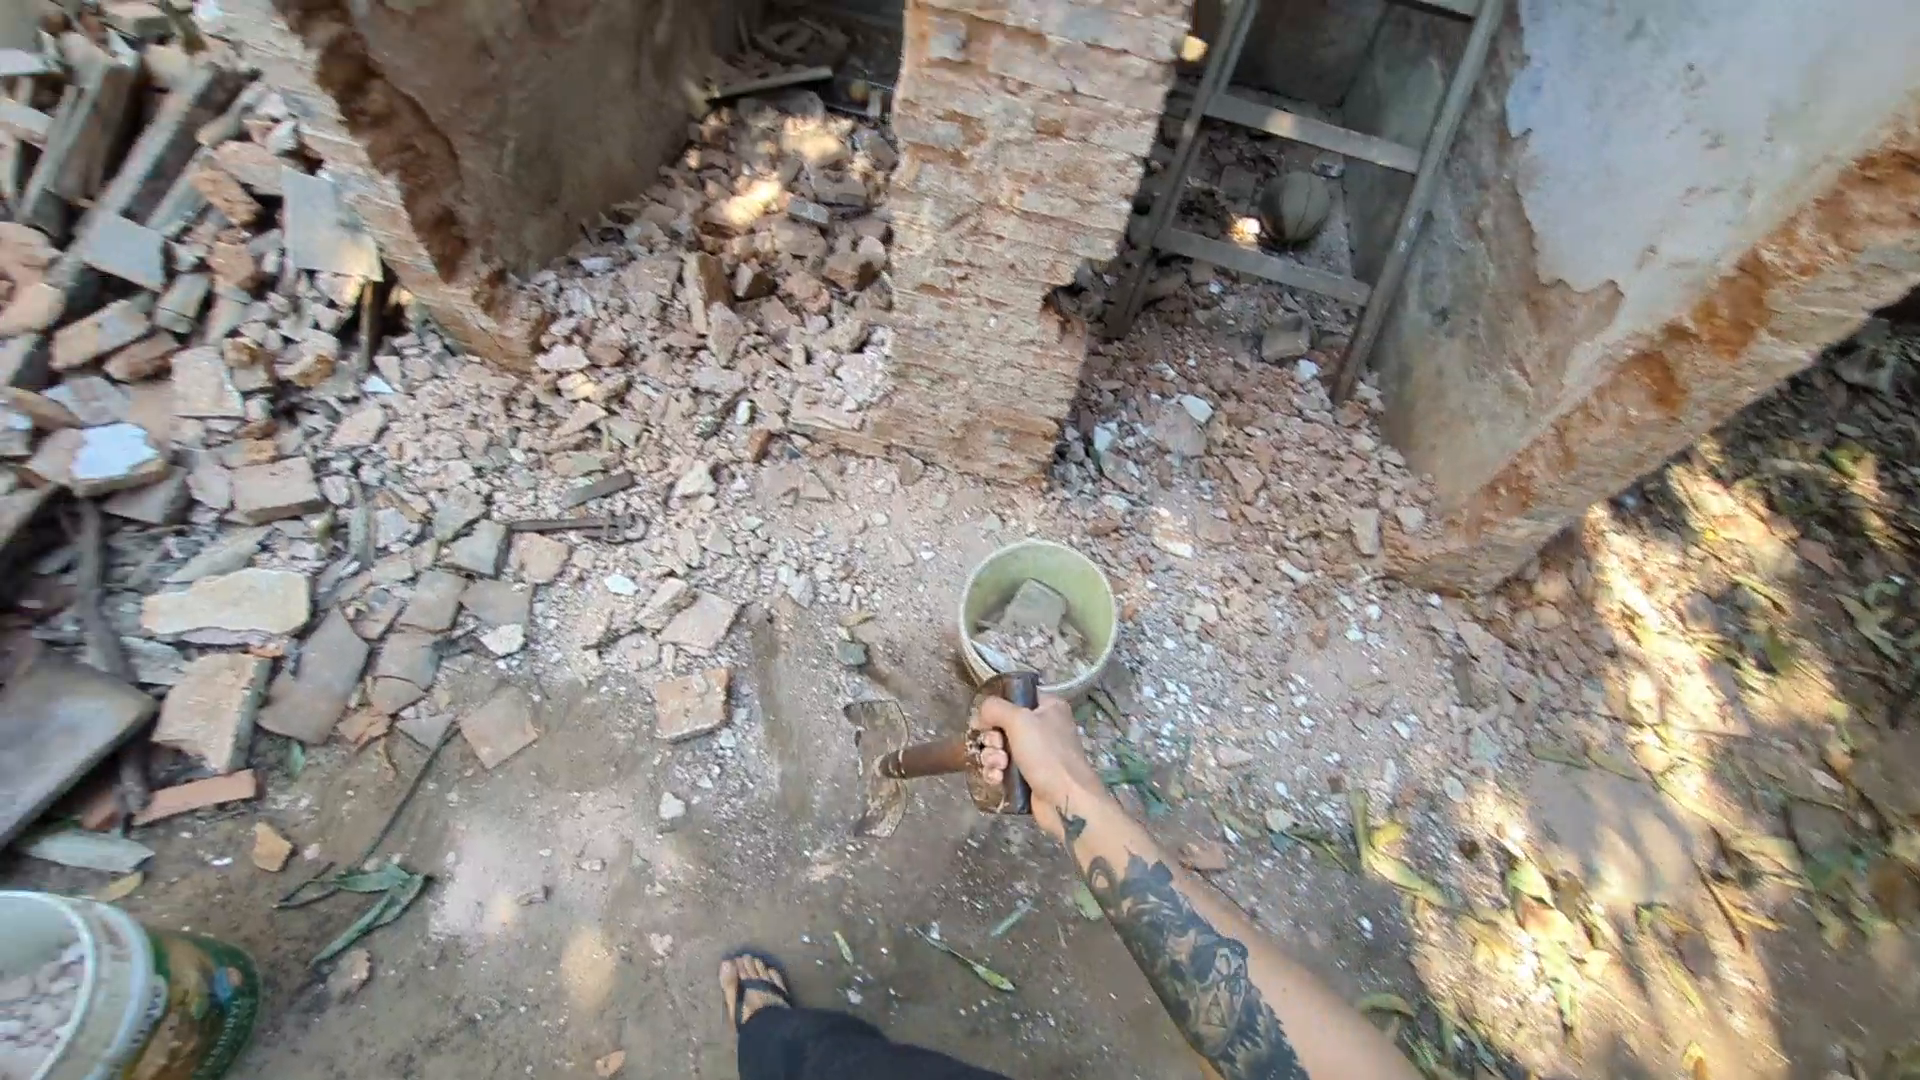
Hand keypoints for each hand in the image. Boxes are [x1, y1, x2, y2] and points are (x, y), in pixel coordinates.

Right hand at [971, 694, 1108, 837]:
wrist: (1065, 799)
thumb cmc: (1046, 754)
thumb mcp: (1019, 720)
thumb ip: (995, 708)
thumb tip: (982, 713)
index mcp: (1048, 707)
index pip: (1016, 698)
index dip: (998, 709)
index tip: (987, 721)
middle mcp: (1043, 727)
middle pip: (1002, 725)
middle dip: (992, 738)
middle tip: (998, 747)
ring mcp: (1036, 753)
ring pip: (999, 748)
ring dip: (992, 757)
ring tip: (1000, 766)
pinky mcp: (1028, 776)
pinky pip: (1002, 768)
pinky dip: (996, 772)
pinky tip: (998, 778)